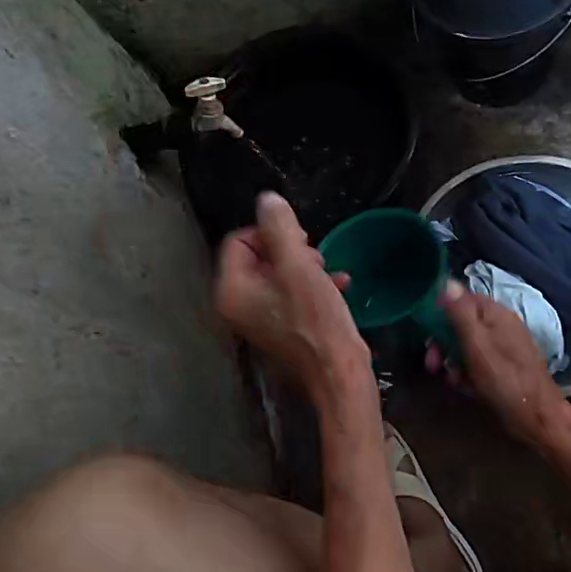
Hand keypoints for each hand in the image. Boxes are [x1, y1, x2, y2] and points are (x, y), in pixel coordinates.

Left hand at [215, 193, 369, 397]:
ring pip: (277, 274)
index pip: (238, 240)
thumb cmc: (317, 319)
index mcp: (231, 290)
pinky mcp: (280, 328)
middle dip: (289, 250)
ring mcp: (258, 319)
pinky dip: (311, 285)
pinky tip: (339, 285)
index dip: (270, 233)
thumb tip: (267, 199)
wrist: (339, 372)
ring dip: (304, 266)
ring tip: (328, 272)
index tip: (300, 241)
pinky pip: (289, 294)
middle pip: (257, 256)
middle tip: (315, 258)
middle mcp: (236, 306)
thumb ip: (279, 228)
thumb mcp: (299, 266)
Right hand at [432, 285, 568, 445]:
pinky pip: (477, 361)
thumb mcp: (477, 346)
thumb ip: (460, 314)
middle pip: (462, 323)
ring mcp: (503, 348)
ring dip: (452, 360)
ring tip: (450, 378)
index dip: (441, 312)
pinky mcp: (503, 367)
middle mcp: (501, 326)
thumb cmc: (505, 381)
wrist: (537, 418)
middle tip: (432, 363)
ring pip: (467, 345)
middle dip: (443, 342)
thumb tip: (446, 282)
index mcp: (496, 315)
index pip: (462, 299)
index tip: (426, 332)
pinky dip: (466, 372)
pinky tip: (463, 386)